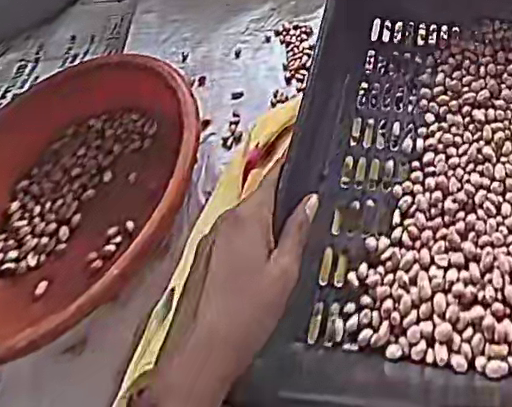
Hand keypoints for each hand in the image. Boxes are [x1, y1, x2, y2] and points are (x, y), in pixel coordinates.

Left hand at [147, 176, 317, 406]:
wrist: (201, 356)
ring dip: (265, 223)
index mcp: (247, 216)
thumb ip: (298, 230)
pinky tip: (261, 261)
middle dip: (281, 201)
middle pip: (259, 198)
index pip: (272, 176)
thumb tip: (311, 199)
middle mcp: (225, 219)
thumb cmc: (249, 313)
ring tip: (288, 239)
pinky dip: (250, 240)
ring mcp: (210, 238)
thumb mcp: (284, 273)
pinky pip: (233, 236)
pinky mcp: (203, 258)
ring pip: (246, 219)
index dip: (290, 164)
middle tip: (308, 209)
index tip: (308, 155)